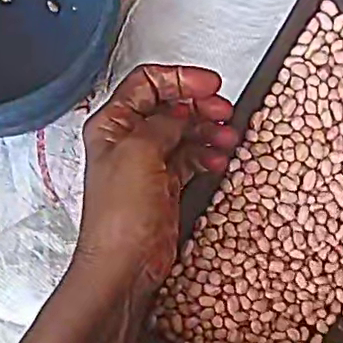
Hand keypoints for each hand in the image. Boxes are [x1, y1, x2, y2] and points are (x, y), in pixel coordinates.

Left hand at [76, 65, 238, 294]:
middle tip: (224, 110)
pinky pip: (191, 162)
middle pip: (170, 109)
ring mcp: (149, 166)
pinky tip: (219, 160)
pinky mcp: (165, 189)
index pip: (147, 84)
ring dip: (209, 132)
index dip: (180, 79)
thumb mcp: (140, 153)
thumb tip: (181, 113)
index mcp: (113, 125)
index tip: (209, 84)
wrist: (125, 263)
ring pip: (185, 136)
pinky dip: (207, 157)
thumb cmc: (119, 216)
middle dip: (200, 106)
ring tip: (229, 137)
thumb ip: (163, 124)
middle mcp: (129, 143)